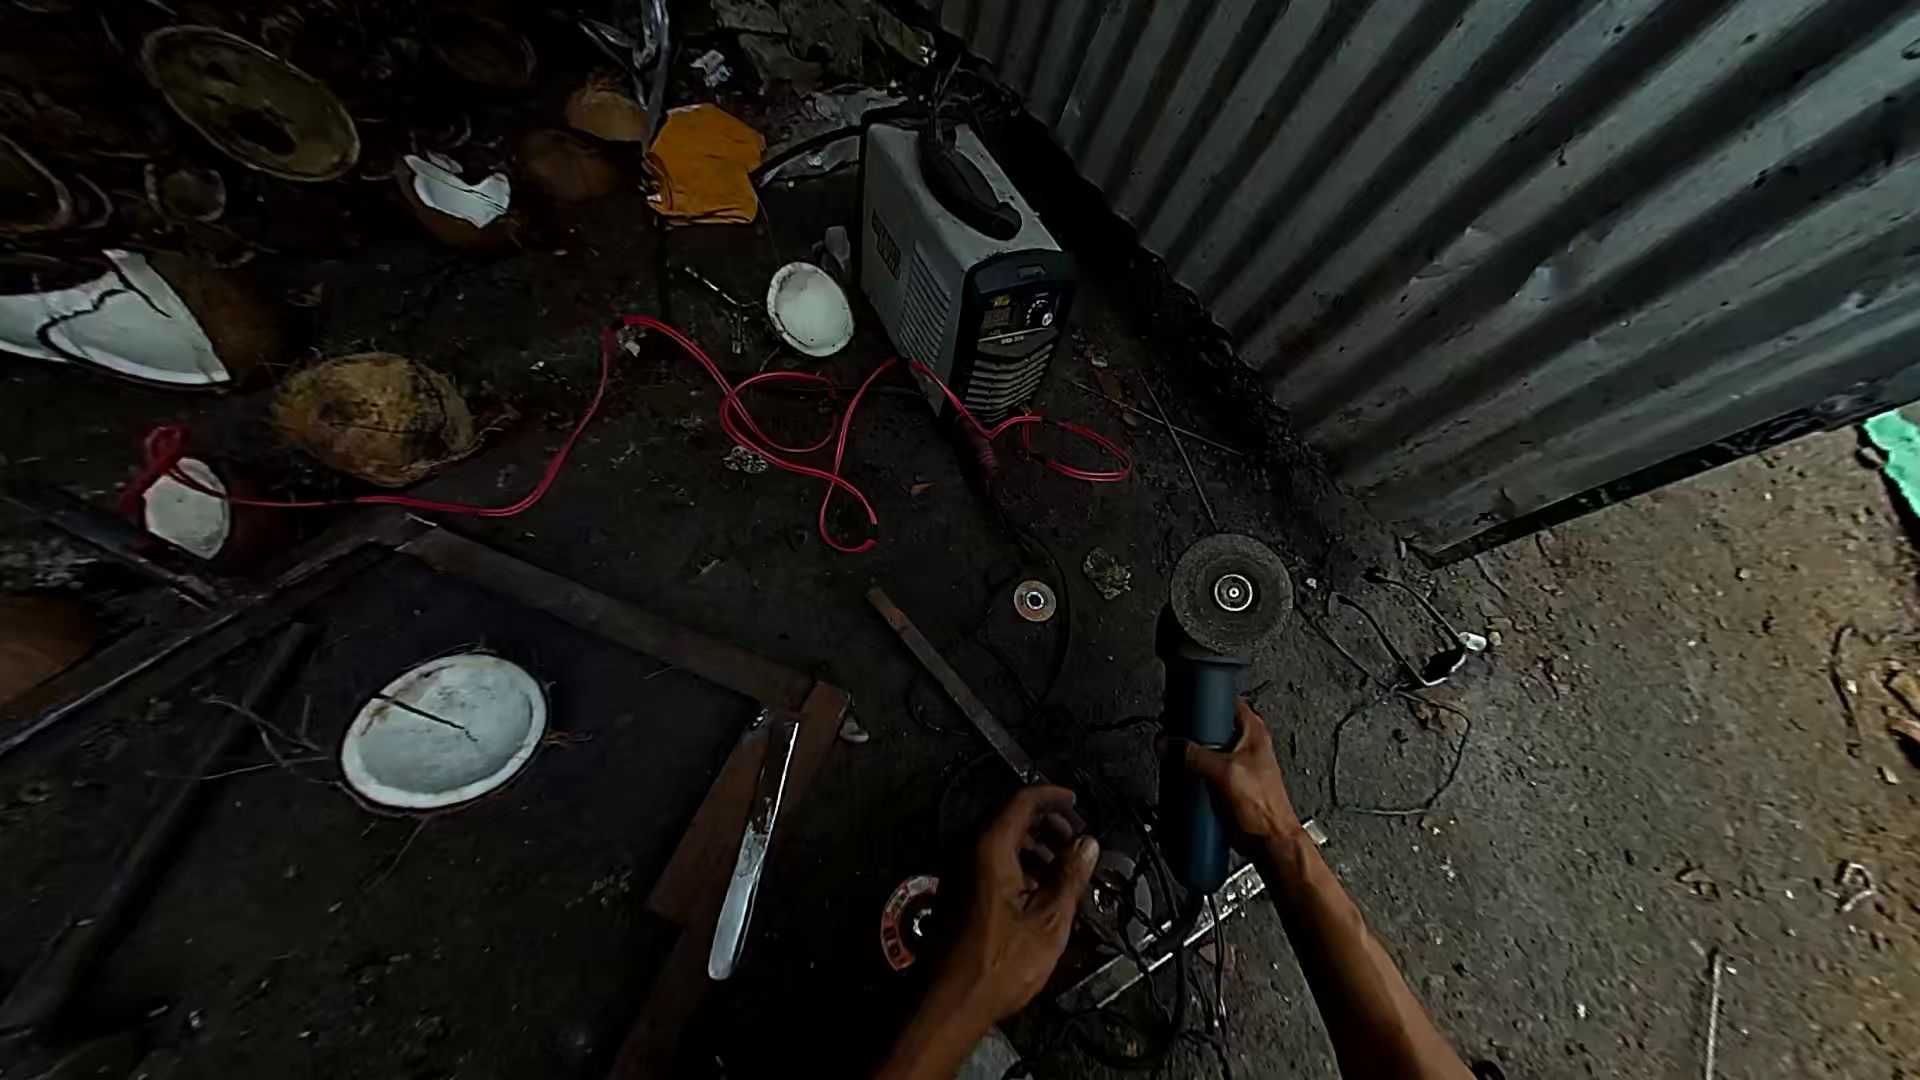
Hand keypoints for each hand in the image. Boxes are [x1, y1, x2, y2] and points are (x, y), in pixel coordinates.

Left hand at [935, 785, 1098, 1028]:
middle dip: (1047, 823)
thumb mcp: (1048, 920)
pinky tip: (1037, 889)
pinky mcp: (959, 887)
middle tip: (1073, 840)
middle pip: (1011, 817)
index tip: (1074, 802)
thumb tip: (1087, 844)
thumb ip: (1070, 876)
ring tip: (1061, 868)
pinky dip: (1018, 862)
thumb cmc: (997, 963)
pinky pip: (991, 859)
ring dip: (1034, 844)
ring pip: (1002, 839)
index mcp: (991, 846)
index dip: (1053, 796)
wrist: (949, 1000)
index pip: (1023, 800)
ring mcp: (961, 867)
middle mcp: (971, 848)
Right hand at [1170, 698, 1300, 848]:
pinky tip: (1180, 770)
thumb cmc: (1264, 807)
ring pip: (1204, 745)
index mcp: (1252, 731)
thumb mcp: (1224, 772)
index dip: (1203, 697)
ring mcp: (1234, 762)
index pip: (1225, 700)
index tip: (1182, 699)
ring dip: (1187, 748)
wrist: (1268, 843)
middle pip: (1210, 722)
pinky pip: (1201, 766)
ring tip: (1172, 749)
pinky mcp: (1225, 780)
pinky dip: (1189, 766)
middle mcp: (1244, 743)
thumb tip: (1166, 744)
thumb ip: (1192, 755)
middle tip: (1171, 727)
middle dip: (1189, 725)